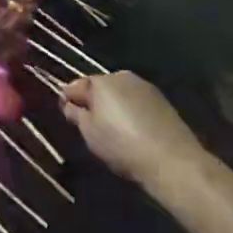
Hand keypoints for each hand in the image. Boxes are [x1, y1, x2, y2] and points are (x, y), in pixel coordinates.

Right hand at [61, 72, 209, 190]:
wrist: (168, 156)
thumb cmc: (121, 144)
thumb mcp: (90, 133)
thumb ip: (77, 115)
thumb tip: (70, 104)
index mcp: (102, 81)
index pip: (78, 84)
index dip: (69, 96)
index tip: (64, 107)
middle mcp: (122, 76)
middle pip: (100, 86)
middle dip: (93, 99)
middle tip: (87, 121)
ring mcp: (143, 85)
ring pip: (119, 91)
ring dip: (112, 103)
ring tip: (110, 126)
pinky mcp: (160, 98)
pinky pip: (136, 99)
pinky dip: (129, 109)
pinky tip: (131, 127)